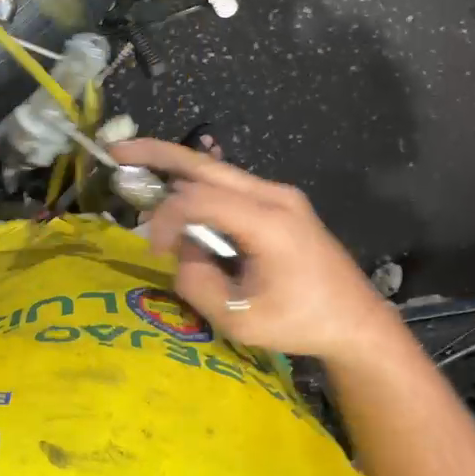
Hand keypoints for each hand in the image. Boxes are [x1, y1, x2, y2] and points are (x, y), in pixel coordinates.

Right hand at [111, 139, 398, 361]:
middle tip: (116, 151)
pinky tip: (172, 194)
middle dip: (156, 154)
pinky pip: (227, 186)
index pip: (199, 200)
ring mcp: (279, 195)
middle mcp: (274, 196)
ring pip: (215, 171)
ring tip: (134, 165)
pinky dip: (195, 187)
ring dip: (173, 170)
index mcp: (269, 223)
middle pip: (204, 164)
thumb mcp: (239, 319)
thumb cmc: (302, 323)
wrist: (358, 323)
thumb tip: (181, 253)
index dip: (165, 218)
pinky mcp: (278, 204)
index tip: (155, 249)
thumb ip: (197, 283)